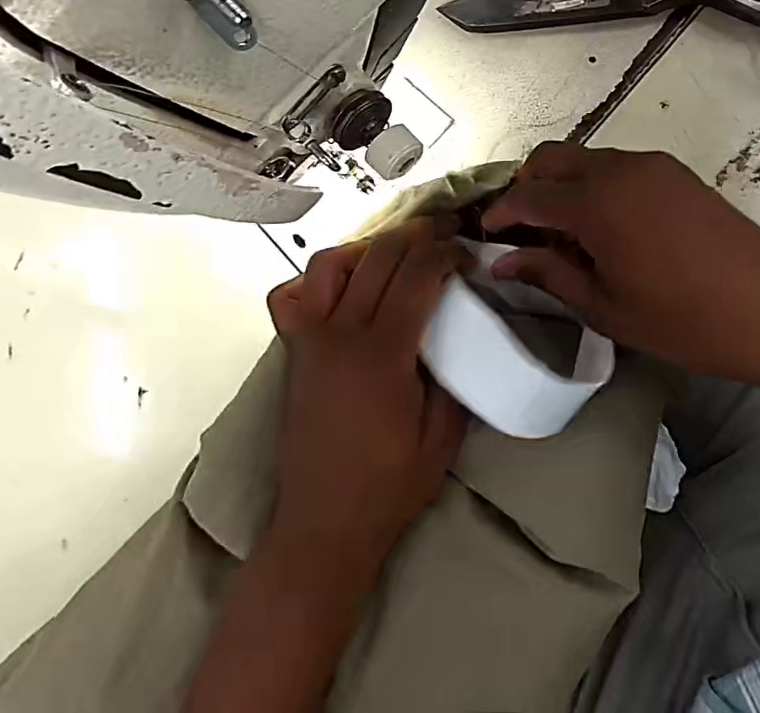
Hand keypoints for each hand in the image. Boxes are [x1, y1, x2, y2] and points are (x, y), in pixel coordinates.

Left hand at [265, 219, 468, 567]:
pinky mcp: (292, 354)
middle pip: (378, 256)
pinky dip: (315, 281)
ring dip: (368, 246)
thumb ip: (455, 376)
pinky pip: (291, 298)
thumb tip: (461, 331)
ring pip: (329, 264)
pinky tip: (342, 287)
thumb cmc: (390, 486)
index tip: (467, 255)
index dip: (446, 254)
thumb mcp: (445, 436)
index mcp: (382, 354)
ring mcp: (308, 341)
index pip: (416, 275)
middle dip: (417, 234)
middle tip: (445, 233)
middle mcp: (339, 335)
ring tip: (397, 251)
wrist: (323, 526)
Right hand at [482, 144, 759, 387]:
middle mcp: (620, 169)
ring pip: (586, 159)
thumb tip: (503, 261)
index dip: (502, 213)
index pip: (528, 194)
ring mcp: (652, 165)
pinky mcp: (675, 172)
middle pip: (551, 158)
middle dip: (527, 188)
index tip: (489, 236)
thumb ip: (549, 274)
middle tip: (525, 233)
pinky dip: (596, 186)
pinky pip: (618, 166)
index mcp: (596, 202)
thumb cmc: (683, 319)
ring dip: (563, 186)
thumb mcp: (605, 307)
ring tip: (568, 237)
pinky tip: (607, 228)